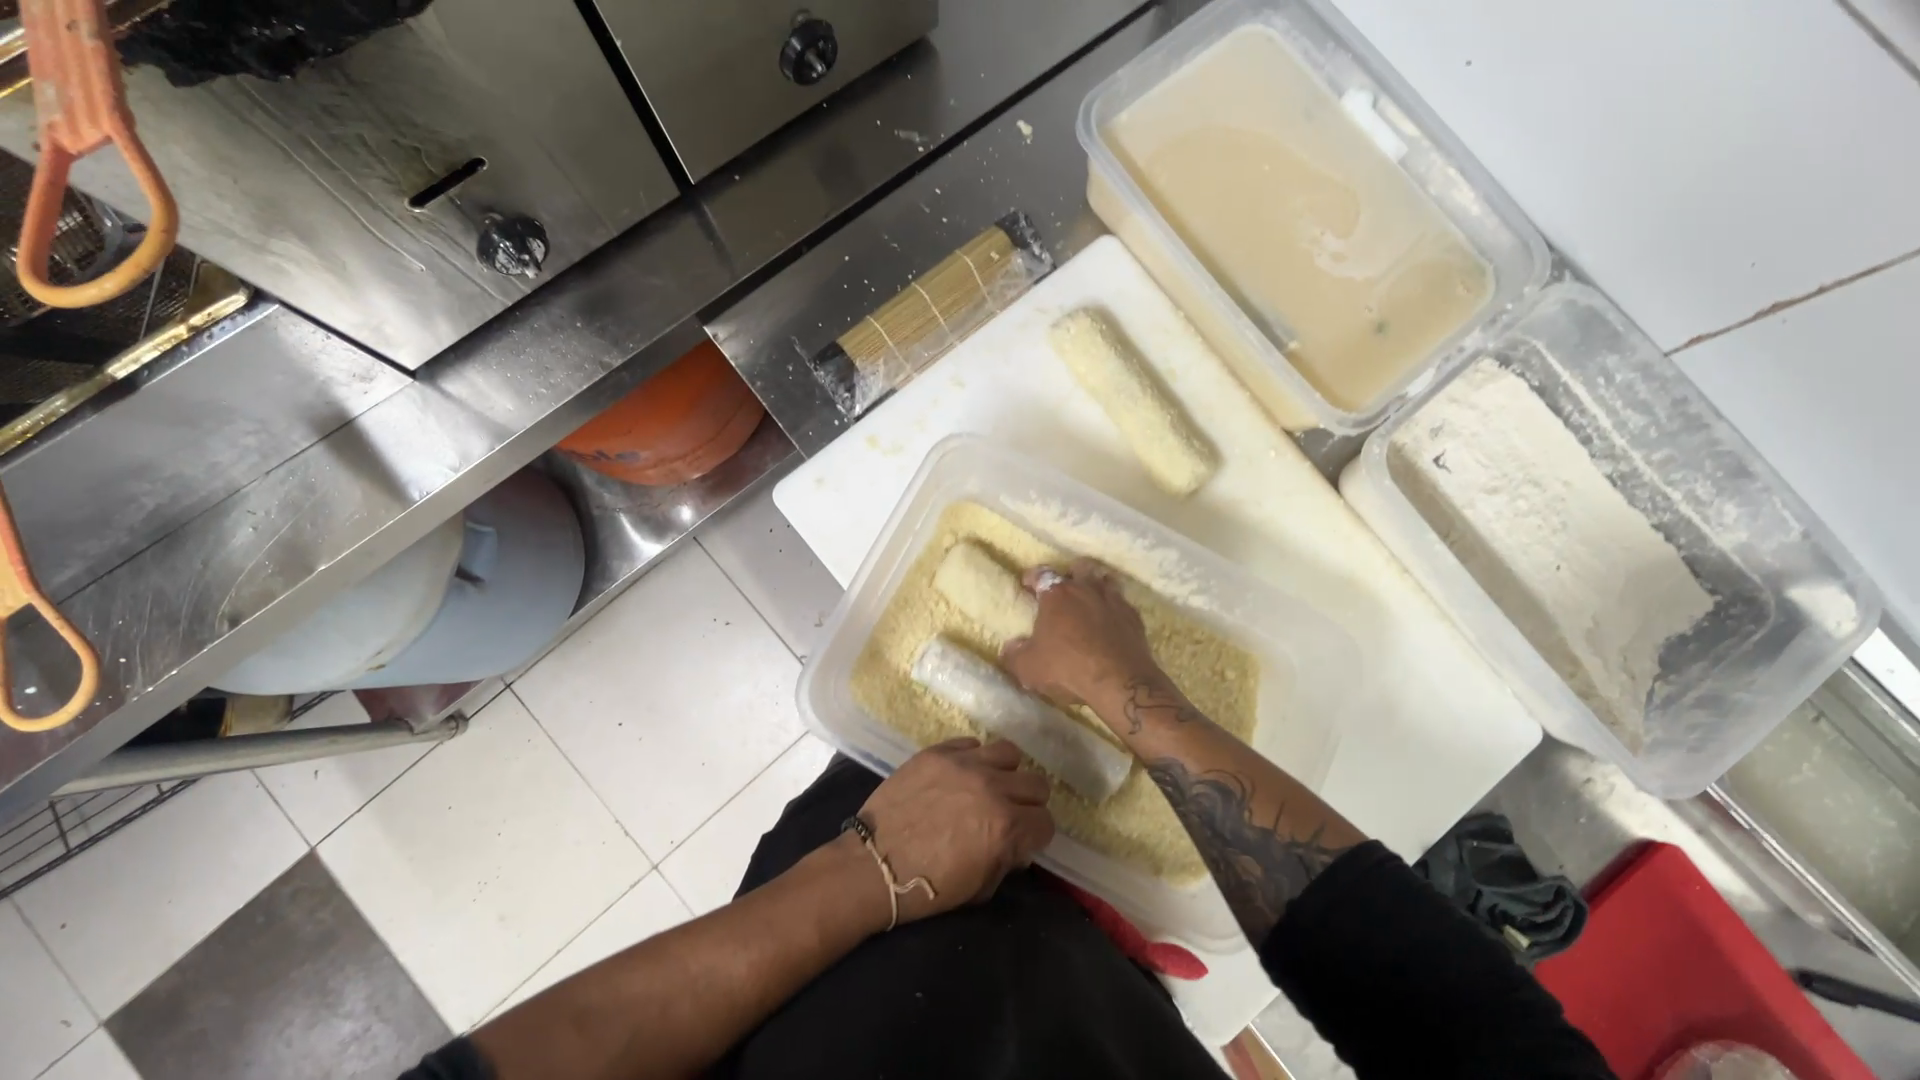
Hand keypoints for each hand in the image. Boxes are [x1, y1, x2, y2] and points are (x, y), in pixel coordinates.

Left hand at [856, 738, 1054, 924]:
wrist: (874, 866)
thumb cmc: (929, 886)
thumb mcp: (980, 888)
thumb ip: (1006, 860)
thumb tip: (1016, 846)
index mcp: (1006, 826)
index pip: (1046, 822)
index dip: (1036, 835)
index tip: (1023, 840)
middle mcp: (992, 788)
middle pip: (1036, 784)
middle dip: (1028, 803)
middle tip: (1010, 813)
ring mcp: (964, 765)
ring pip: (1009, 753)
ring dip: (1006, 772)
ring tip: (990, 785)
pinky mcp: (938, 753)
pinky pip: (971, 743)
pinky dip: (974, 758)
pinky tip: (961, 775)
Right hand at [1000, 558, 1167, 713]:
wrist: (1120, 682)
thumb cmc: (1067, 668)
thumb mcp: (1028, 668)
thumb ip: (1015, 654)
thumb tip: (1011, 647)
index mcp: (1057, 595)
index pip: (1042, 574)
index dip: (1033, 577)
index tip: (1028, 583)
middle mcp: (1086, 589)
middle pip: (1079, 567)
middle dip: (1070, 572)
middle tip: (1064, 586)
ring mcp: (1113, 601)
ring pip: (1105, 580)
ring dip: (1096, 585)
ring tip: (1090, 598)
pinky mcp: (1134, 617)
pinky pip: (1122, 604)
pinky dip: (1114, 608)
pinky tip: (1111, 620)